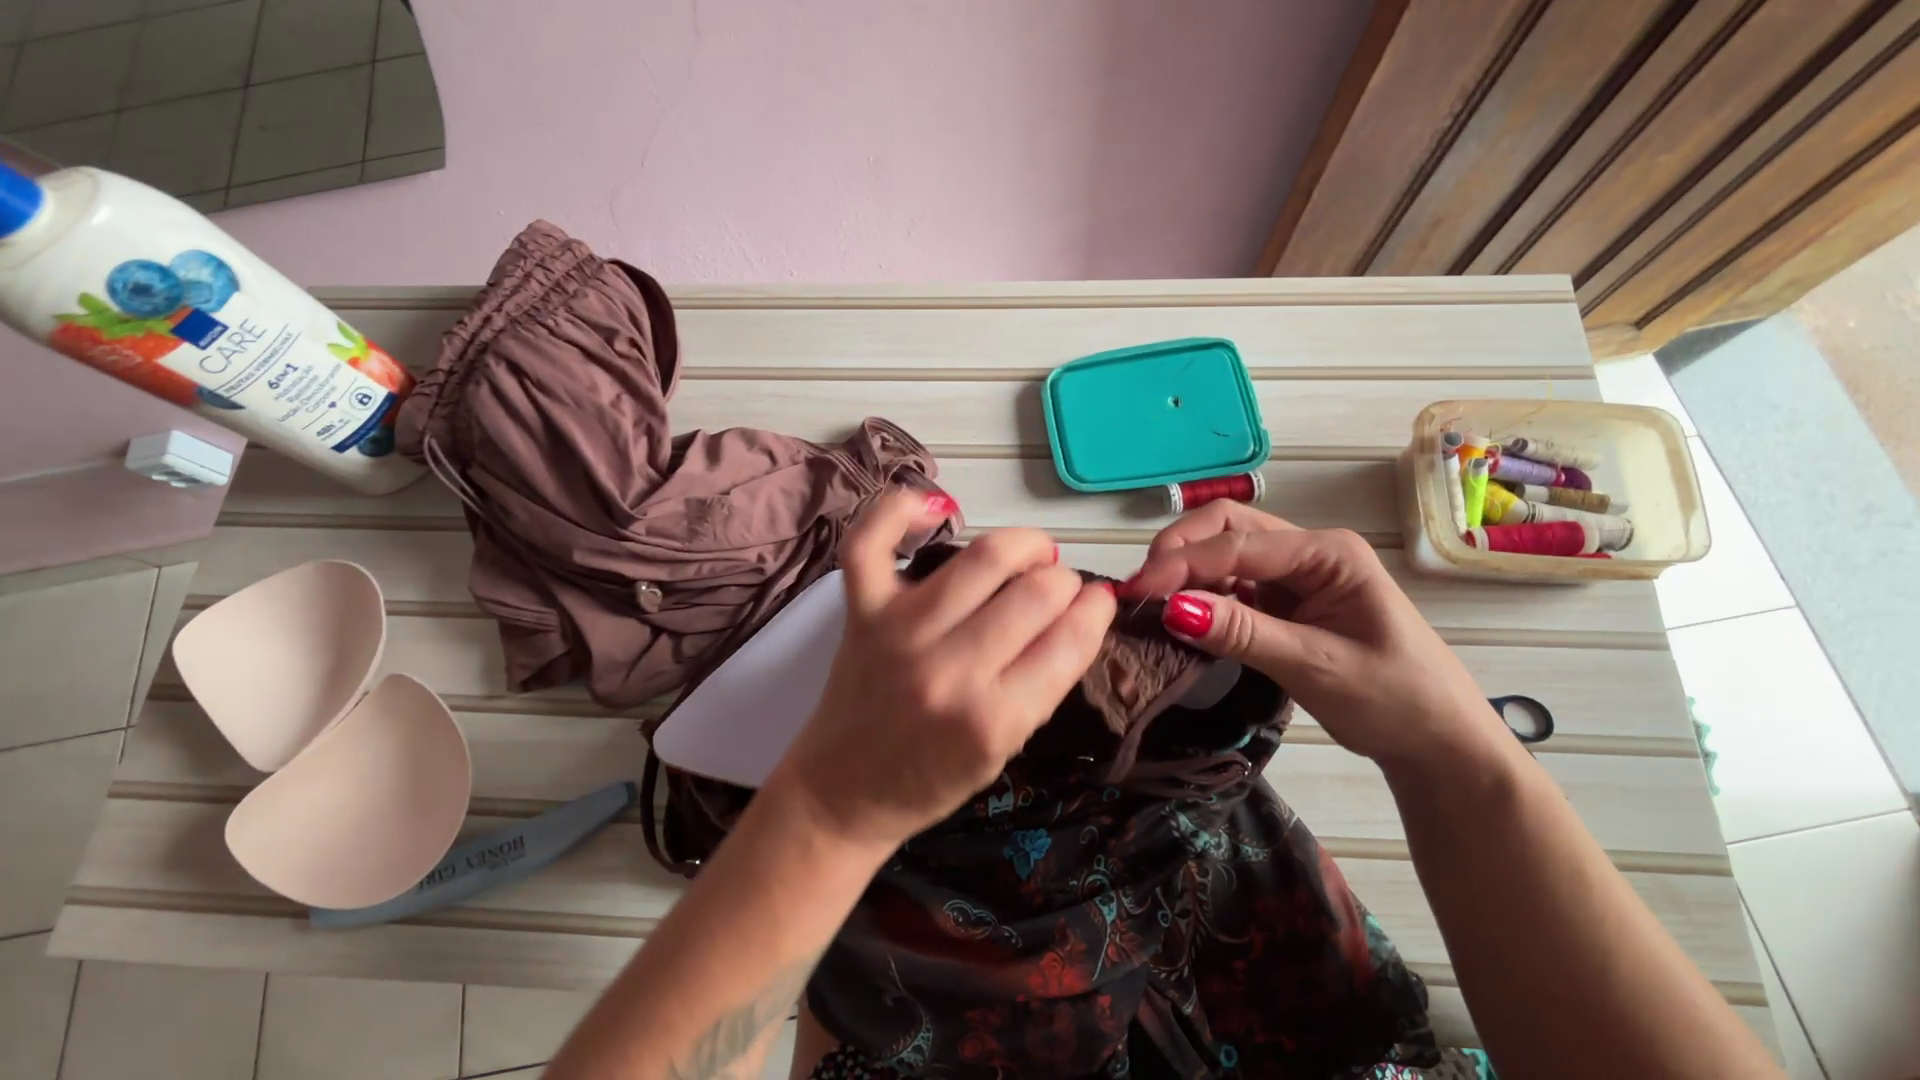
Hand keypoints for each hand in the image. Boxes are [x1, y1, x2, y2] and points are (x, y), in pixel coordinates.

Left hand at [773, 490, 1117, 850]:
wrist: (844, 793)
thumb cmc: (931, 780)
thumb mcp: (1007, 749)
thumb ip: (1045, 682)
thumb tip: (1084, 609)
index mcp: (993, 718)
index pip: (1069, 639)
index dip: (1096, 609)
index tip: (1098, 600)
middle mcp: (948, 670)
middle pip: (1036, 590)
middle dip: (1063, 580)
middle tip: (1058, 588)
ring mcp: (900, 633)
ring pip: (983, 557)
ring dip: (1023, 545)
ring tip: (1029, 554)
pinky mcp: (861, 612)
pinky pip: (872, 540)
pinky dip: (901, 510)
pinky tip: (938, 510)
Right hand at [1120, 502, 1504, 773]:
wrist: (1436, 741)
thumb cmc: (1393, 700)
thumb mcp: (1315, 666)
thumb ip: (1243, 633)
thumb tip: (1171, 608)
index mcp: (1328, 552)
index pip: (1238, 544)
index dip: (1183, 564)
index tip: (1137, 592)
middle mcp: (1309, 552)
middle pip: (1228, 529)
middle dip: (1180, 551)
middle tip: (1140, 589)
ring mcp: (1296, 577)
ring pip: (1225, 555)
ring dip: (1186, 573)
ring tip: (1150, 604)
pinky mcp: (1285, 604)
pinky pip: (1233, 587)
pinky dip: (1201, 596)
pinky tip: (1180, 617)